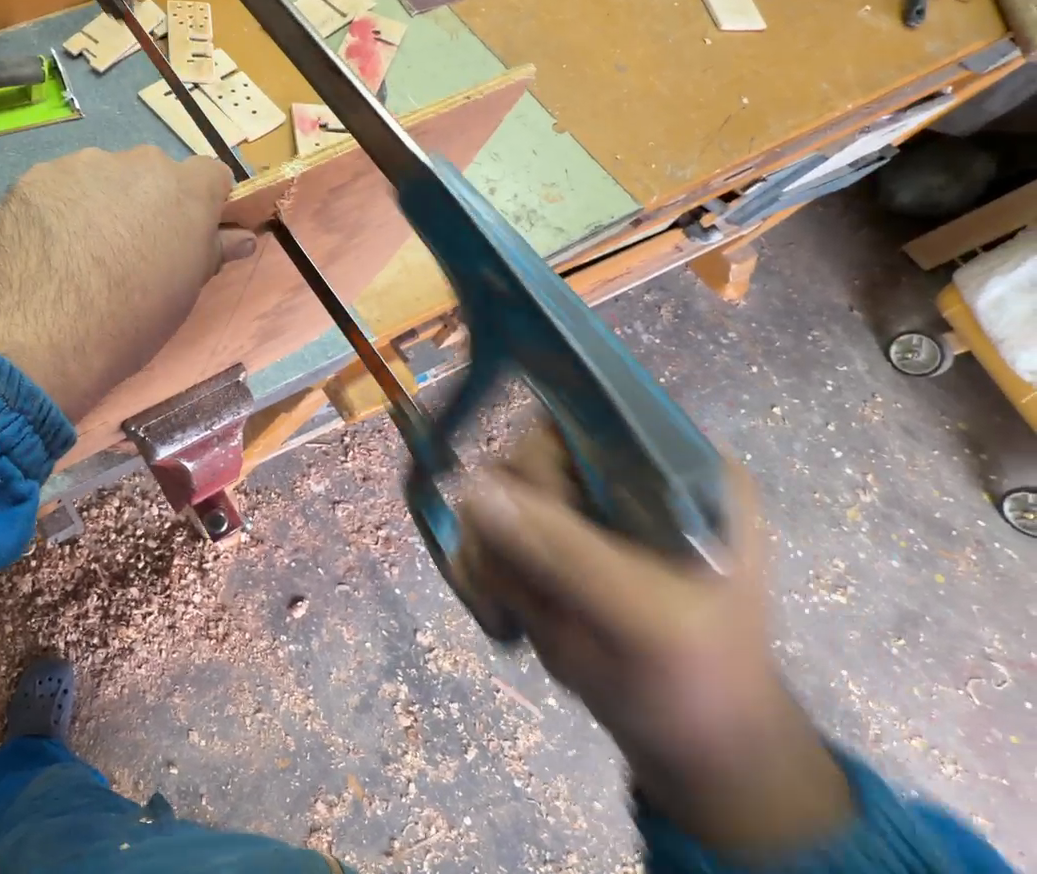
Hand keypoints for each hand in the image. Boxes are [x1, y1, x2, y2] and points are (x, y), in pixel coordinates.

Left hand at [0, 146, 255, 419]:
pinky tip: (39, 253)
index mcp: (184, 191)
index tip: (181, 240)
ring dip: (96, 205)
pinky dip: (53, 212)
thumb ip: (209, 255)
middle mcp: (135, 163)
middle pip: (150, 174)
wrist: (32, 340)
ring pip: (98, 178)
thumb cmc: (125, 326)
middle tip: (123, 254)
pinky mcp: (30, 179)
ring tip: (73, 257)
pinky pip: (54, 189)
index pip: (210, 178)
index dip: (199, 208)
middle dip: (143, 204)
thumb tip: (239, 238)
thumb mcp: (179, 299)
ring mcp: (78, 166)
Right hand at [454, 430, 852, 860]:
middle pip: (520, 461)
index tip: (541, 524)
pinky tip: (506, 614)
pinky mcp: (542, 545)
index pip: (583, 419)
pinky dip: (479, 575)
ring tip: (529, 613)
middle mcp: (620, 479)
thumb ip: (566, 550)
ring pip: (487, 502)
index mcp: (674, 472)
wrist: (692, 749)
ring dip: (492, 561)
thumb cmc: (696, 684)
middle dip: (512, 530)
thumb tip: (473, 489)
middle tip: (533, 586)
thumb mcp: (644, 618)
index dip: (546, 465)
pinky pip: (478, 535)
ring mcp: (577, 513)